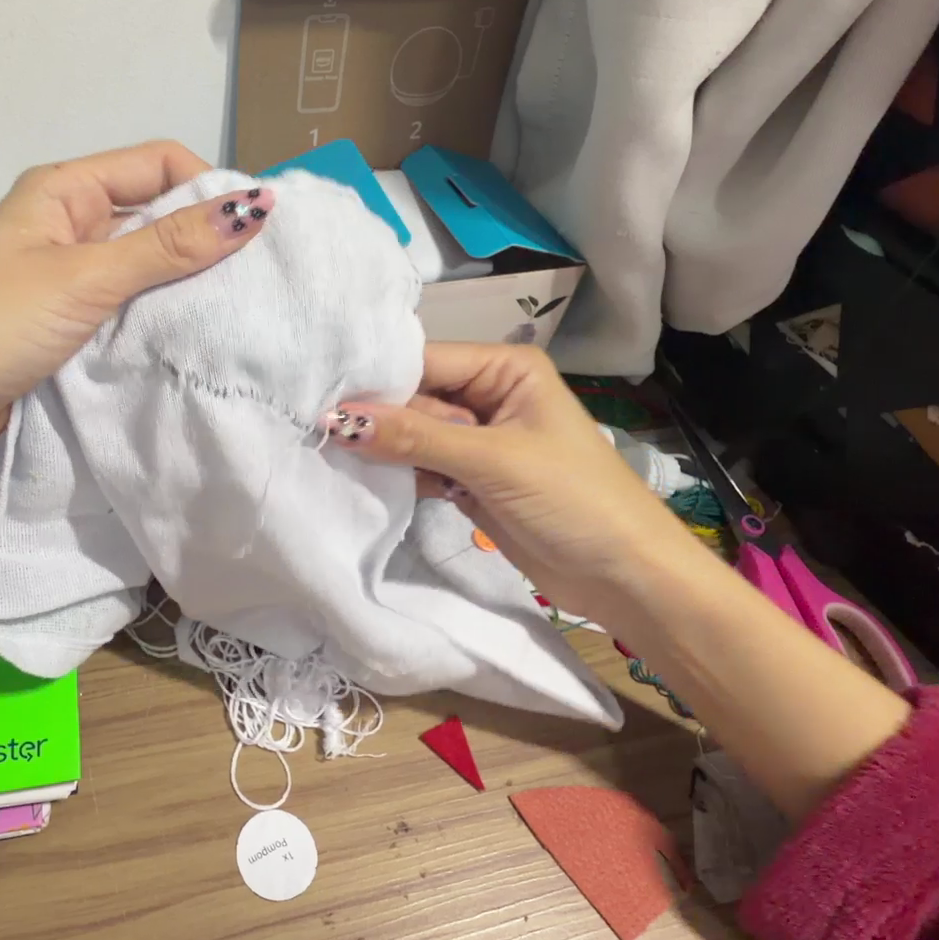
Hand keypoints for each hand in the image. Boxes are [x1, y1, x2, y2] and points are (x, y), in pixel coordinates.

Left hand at [0, 141, 274, 475]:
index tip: (260, 228)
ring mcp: (68, 281)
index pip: (157, 165)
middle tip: (263, 277)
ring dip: (185, 286)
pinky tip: (197, 340)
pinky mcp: (69, 329)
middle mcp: (70, 227)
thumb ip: (167, 247)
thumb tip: (252, 208)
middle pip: (155, 216)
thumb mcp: (84, 278)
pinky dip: (159, 321)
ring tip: (243, 311)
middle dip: (204, 239)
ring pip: (145, 270)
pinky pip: (128, 312)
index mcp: (65, 191)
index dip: (209, 186)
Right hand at [329, 342, 699, 625]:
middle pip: (413, 398)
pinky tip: (362, 480)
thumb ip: (416, 439)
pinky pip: (419, 466)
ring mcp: (476, 441)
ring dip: (381, 450)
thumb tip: (337, 420)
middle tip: (314, 432)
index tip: (318, 397)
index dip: (375, 380)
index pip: (425, 361)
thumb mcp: (494, 461)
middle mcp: (487, 397)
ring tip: (328, 456)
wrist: (625, 577)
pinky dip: (396, 475)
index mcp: (504, 370)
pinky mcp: (468, 480)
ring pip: (412, 435)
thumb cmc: (574, 500)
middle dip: (373, 418)